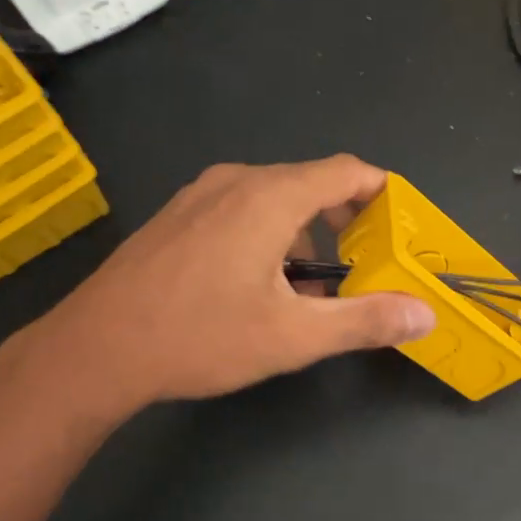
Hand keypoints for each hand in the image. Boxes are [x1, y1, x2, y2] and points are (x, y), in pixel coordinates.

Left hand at [24, 155, 435, 419]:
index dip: (383, 194)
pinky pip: (241, 210)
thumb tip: (424, 315)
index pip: (346, 172)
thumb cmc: (200, 337)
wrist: (96, 349)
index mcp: (270, 198)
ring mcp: (199, 196)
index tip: (404, 227)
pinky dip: (269, 234)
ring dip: (306, 233)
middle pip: (311, 183)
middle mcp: (235, 182)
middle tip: (369, 265)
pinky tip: (259, 286)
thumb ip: (364, 322)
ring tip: (312, 288)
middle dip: (347, 221)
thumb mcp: (293, 337)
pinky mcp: (177, 217)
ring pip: (274, 198)